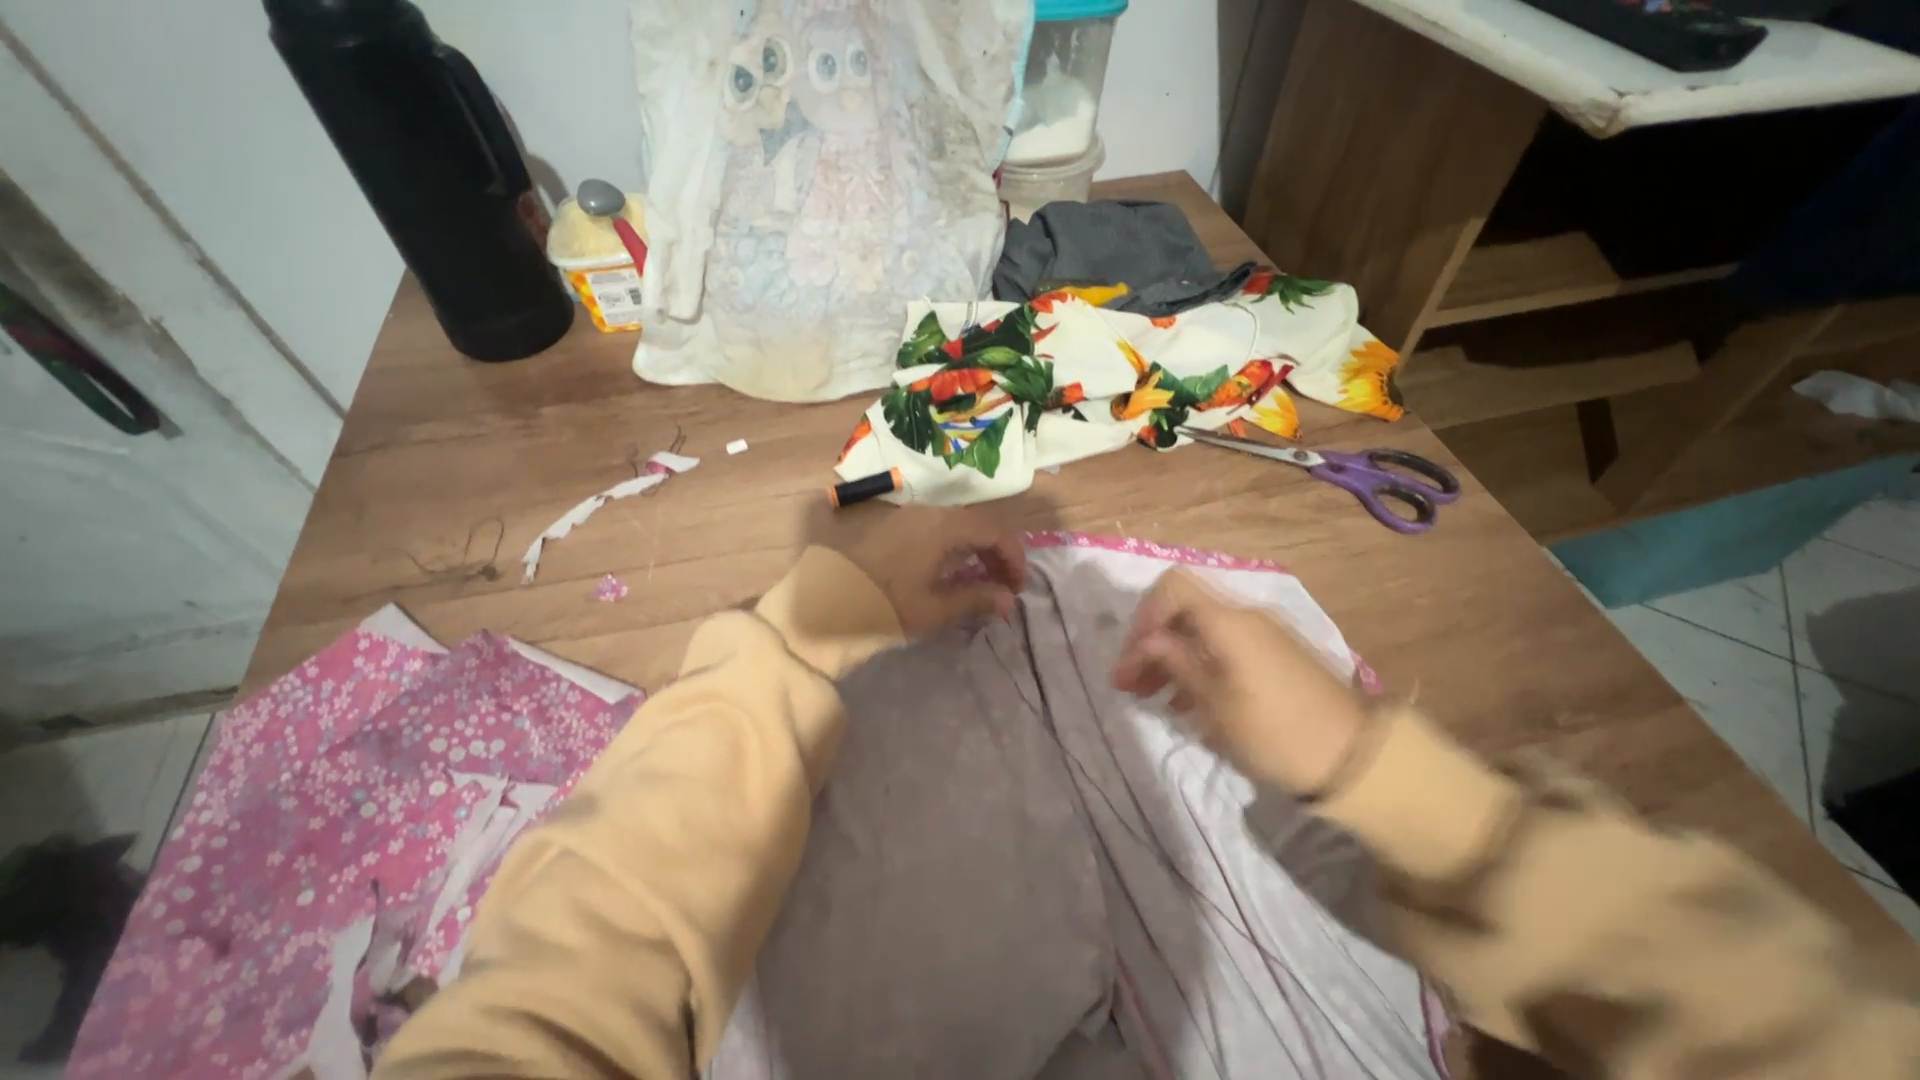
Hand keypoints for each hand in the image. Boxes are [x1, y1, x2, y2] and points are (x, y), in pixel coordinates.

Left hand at [833, 505, 1026, 636]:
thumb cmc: (885, 605)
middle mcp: (926, 512)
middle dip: (995, 554)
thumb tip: (1007, 599)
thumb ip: (975, 600)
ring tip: (978, 583)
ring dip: (972, 551)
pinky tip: (948, 573)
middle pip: (974, 524)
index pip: (994, 530)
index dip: (1013, 557)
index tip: (1018, 587)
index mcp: (942, 526)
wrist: (822, 604)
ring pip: (952, 526)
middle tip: (1003, 588)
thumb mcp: (934, 609)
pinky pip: (932, 531)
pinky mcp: (888, 529)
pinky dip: (950, 549)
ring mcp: (904, 518)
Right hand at [1112, 569, 1370, 795]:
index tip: (1132, 660)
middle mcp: (1245, 616)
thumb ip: (1177, 664)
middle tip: (1128, 686)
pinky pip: (1224, 648)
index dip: (1143, 617)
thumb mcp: (1215, 704)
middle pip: (1184, 611)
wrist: (1353, 758)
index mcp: (1228, 621)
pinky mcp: (1275, 657)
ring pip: (1202, 632)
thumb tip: (1148, 641)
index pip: (1172, 587)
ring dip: (1171, 658)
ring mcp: (1263, 636)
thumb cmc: (1273, 731)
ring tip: (1151, 699)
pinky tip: (1186, 704)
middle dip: (1151, 643)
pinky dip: (1198, 667)